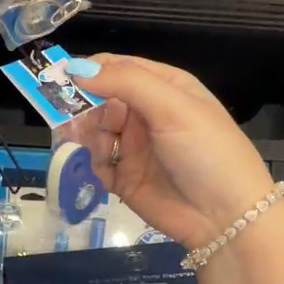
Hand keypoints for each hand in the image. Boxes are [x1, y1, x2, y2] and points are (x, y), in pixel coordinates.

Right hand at [60, 54, 277, 248]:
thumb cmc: (205, 151)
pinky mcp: (124, 178)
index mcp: (165, 87)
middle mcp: (147, 114)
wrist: (222, 215)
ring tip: (101, 149)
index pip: (120, 68)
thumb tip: (76, 69)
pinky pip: (98, 164)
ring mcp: (135, 147)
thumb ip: (126, 83)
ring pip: (95, 132)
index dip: (90, 69)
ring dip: (91, 138)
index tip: (61, 77)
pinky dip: (96, 165)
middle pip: (101, 100)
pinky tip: (109, 173)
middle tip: (69, 119)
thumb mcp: (171, 107)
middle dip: (85, 107)